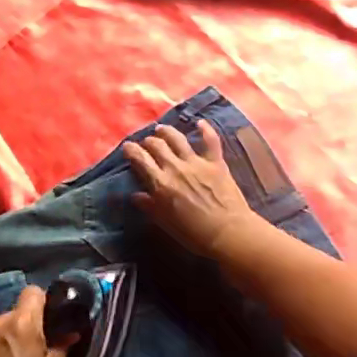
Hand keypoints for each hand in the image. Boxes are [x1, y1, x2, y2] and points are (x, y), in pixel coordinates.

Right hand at [122, 119, 262, 259]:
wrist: (228, 233)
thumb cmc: (194, 233)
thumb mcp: (165, 223)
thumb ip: (150, 206)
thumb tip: (135, 195)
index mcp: (160, 183)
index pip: (140, 159)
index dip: (131, 150)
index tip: (128, 147)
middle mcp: (175, 168)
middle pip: (156, 145)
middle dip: (148, 141)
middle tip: (146, 143)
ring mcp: (196, 162)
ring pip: (177, 138)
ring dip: (166, 131)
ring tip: (161, 129)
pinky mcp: (215, 162)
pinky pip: (210, 140)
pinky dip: (205, 129)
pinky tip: (199, 122)